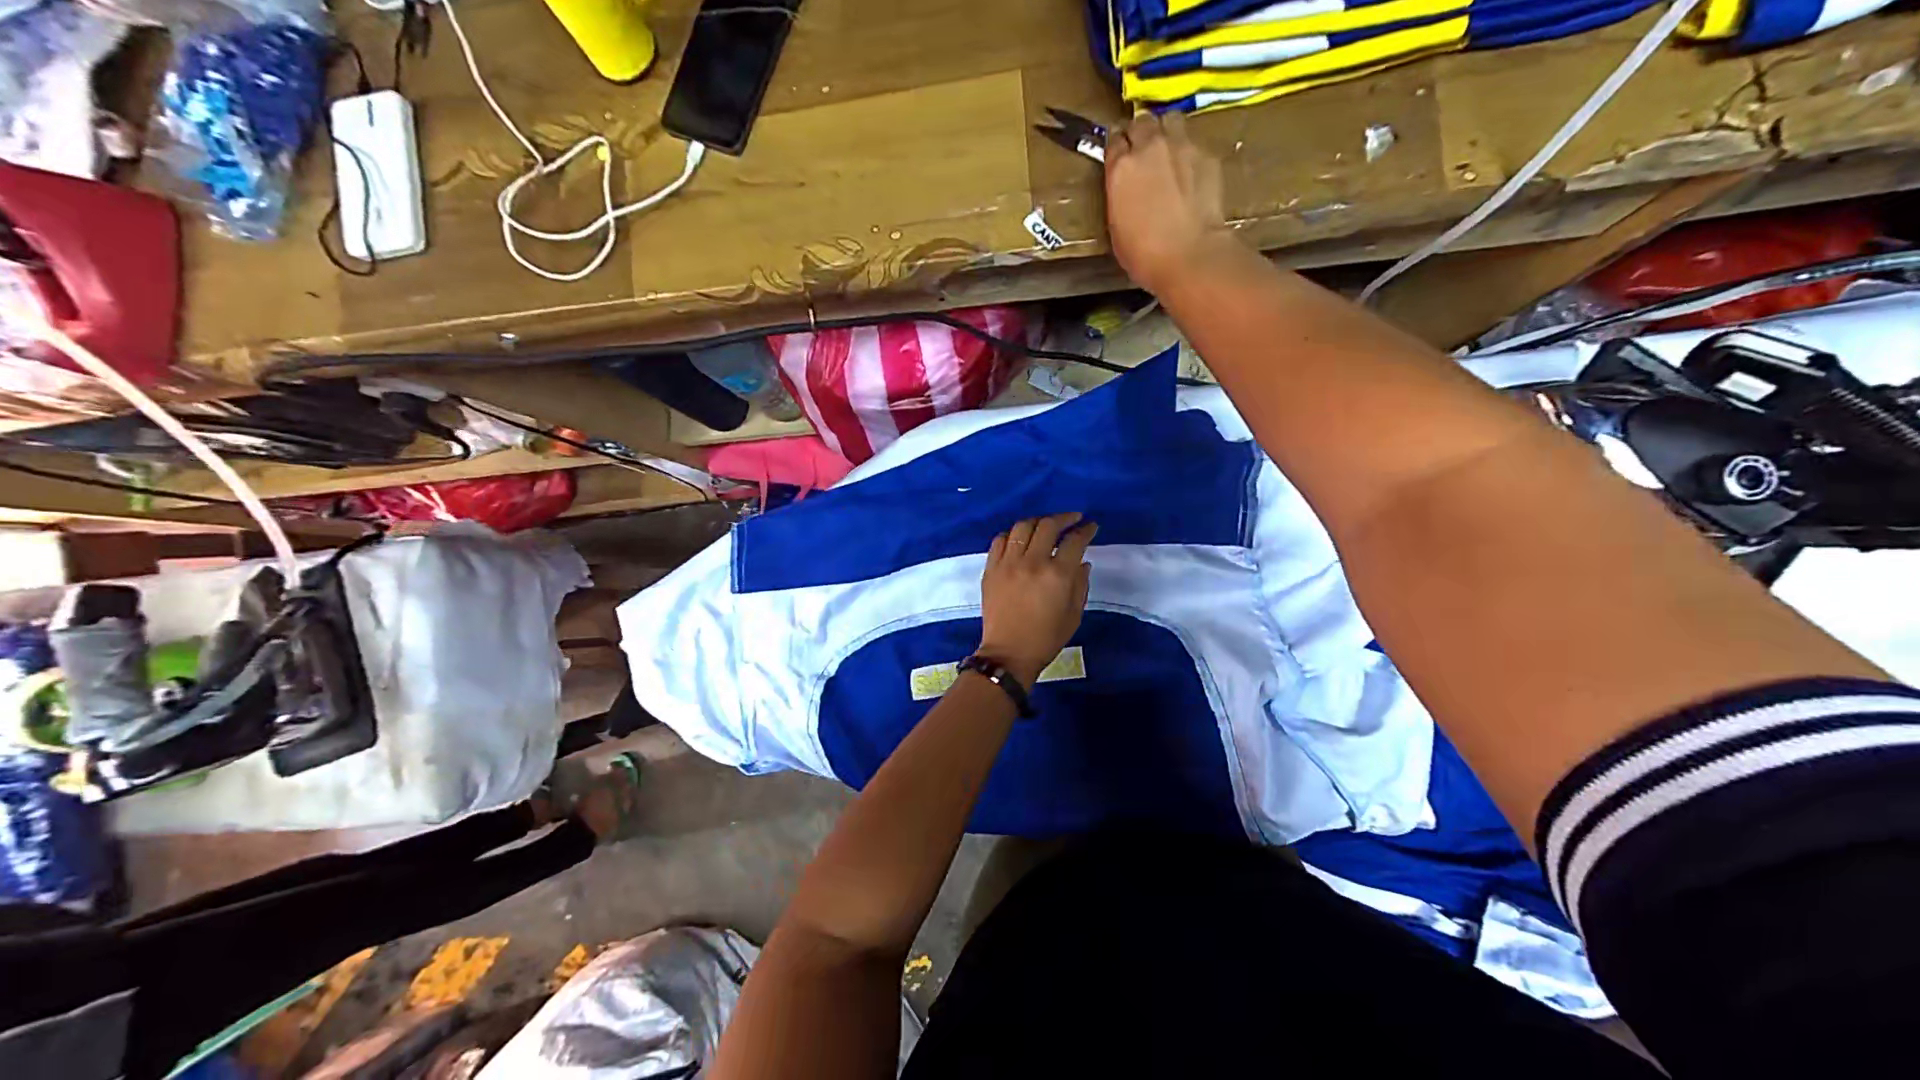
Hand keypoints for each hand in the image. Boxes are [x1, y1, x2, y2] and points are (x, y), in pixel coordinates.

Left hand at [977, 513, 1097, 685]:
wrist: (1009, 653)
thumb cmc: (1046, 638)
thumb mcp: (1074, 613)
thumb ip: (1080, 584)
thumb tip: (1082, 562)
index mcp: (1057, 575)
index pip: (1074, 541)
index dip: (1086, 530)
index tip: (1091, 526)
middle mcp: (1032, 562)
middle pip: (1048, 525)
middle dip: (1064, 518)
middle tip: (1072, 519)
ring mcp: (1008, 563)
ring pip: (1022, 527)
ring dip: (1038, 522)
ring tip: (1046, 525)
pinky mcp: (991, 569)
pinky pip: (1000, 540)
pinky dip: (1012, 534)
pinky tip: (1020, 538)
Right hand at [1104, 112, 1236, 294]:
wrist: (1189, 254)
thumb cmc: (1145, 253)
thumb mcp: (1117, 225)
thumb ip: (1119, 195)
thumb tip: (1125, 188)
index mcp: (1120, 167)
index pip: (1114, 139)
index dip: (1118, 146)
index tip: (1120, 153)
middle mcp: (1149, 147)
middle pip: (1142, 121)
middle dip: (1141, 132)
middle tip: (1143, 149)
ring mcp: (1181, 146)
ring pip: (1170, 119)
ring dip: (1166, 130)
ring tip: (1168, 150)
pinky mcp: (1206, 155)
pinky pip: (1194, 142)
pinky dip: (1190, 152)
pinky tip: (1191, 171)